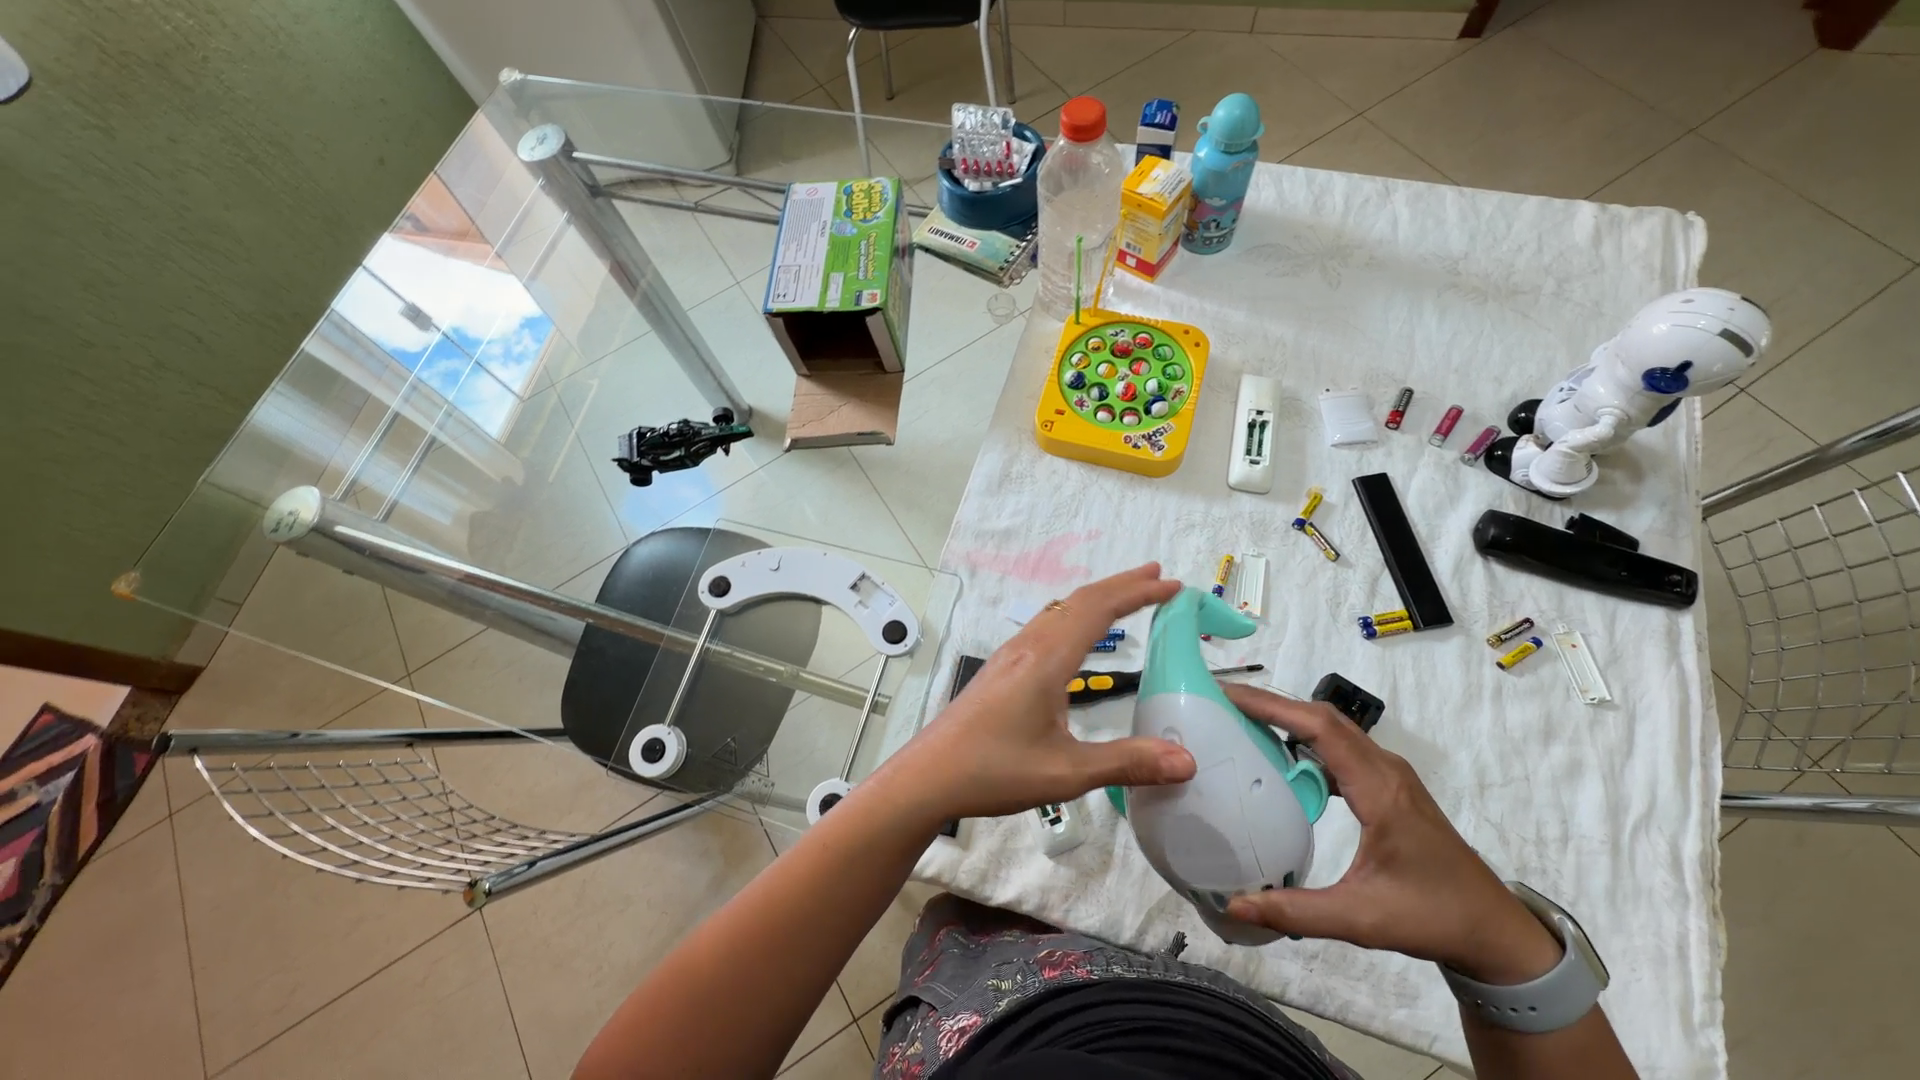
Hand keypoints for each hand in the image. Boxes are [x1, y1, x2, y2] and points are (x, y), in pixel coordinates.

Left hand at [877, 564, 1196, 821]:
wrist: (927, 777)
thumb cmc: (994, 771)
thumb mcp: (1065, 772)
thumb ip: (1127, 763)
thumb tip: (1188, 762)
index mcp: (1046, 660)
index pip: (1098, 609)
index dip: (1137, 592)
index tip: (1172, 585)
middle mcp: (1028, 647)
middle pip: (1079, 601)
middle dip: (1122, 585)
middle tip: (1159, 576)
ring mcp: (1010, 656)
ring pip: (1059, 610)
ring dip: (1096, 599)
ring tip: (1125, 597)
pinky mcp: (1000, 670)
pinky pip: (1045, 626)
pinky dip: (1074, 616)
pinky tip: (1075, 635)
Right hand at [1221, 686, 1563, 984]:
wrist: (1494, 928)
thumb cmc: (1432, 917)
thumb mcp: (1361, 919)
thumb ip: (1297, 911)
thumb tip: (1233, 904)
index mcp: (1379, 789)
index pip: (1320, 728)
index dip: (1272, 707)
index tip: (1227, 697)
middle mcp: (1385, 770)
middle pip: (1323, 717)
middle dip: (1271, 704)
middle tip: (1221, 703)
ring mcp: (1389, 776)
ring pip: (1332, 729)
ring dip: (1287, 718)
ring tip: (1240, 722)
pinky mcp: (1387, 787)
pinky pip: (1339, 748)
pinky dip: (1303, 740)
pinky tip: (1276, 758)